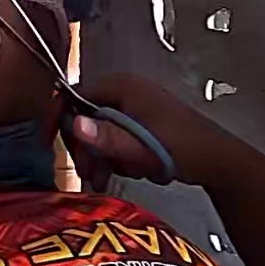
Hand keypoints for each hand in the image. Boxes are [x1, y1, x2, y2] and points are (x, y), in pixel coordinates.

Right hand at [65, 73, 238, 190]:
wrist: (217, 161)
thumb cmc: (182, 148)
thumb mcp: (140, 147)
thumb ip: (107, 138)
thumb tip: (74, 124)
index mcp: (123, 87)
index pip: (74, 95)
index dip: (59, 118)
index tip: (48, 144)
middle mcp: (126, 91)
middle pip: (85, 116)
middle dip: (85, 147)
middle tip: (90, 174)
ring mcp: (135, 106)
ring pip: (99, 130)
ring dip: (100, 157)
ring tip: (108, 178)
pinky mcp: (142, 122)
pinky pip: (115, 137)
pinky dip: (116, 156)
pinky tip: (128, 170)